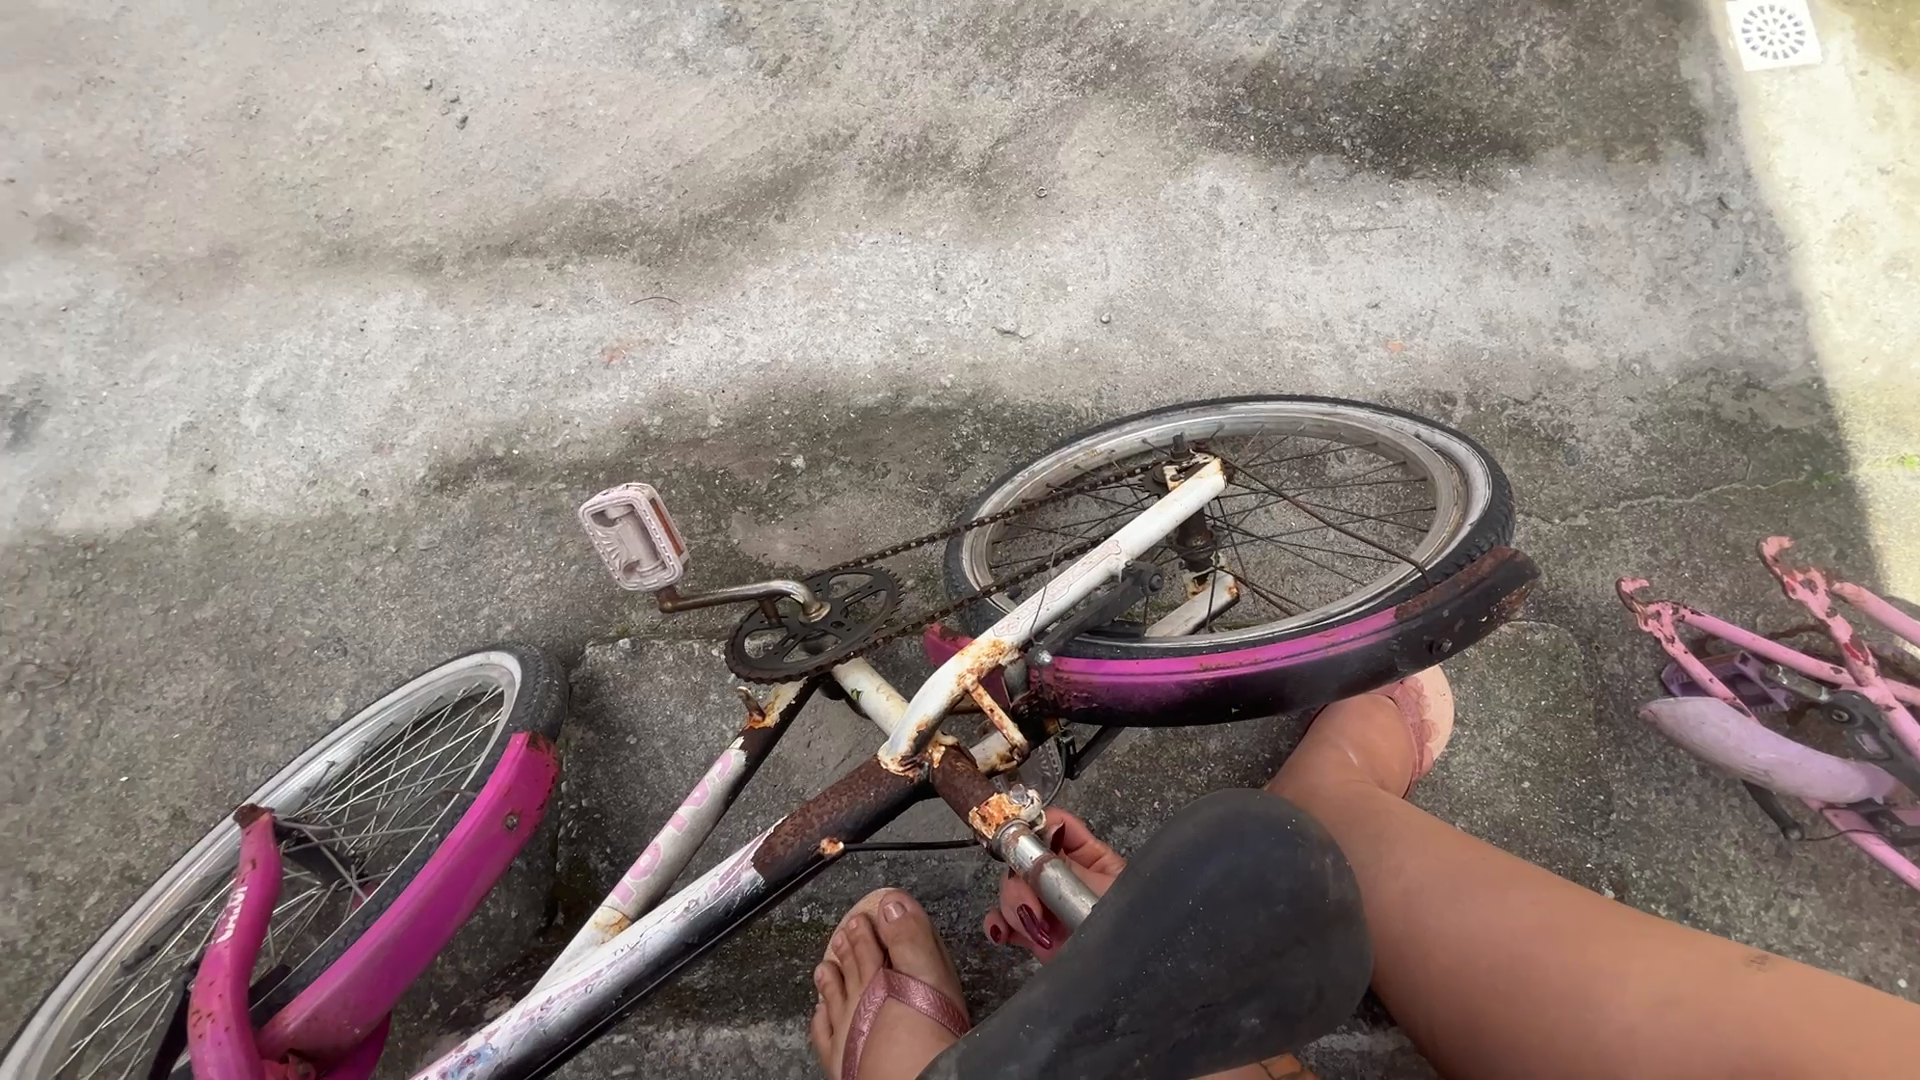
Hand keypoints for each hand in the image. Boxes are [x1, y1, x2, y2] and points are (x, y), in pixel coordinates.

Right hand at [983, 808, 1125, 961]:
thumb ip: (1068, 869)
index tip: (1020, 839)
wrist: (1127, 985)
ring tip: (1035, 929)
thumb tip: (1039, 837)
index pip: (1056, 825)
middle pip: (1024, 857)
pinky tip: (1002, 933)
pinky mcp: (1035, 933)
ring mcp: (1047, 904)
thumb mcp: (1104, 894)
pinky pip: (1005, 921)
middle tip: (1032, 901)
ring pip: (1011, 887)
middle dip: (1020, 877)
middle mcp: (1063, 876)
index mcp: (1088, 856)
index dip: (1035, 827)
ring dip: (1013, 904)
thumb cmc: (1131, 934)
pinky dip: (998, 924)